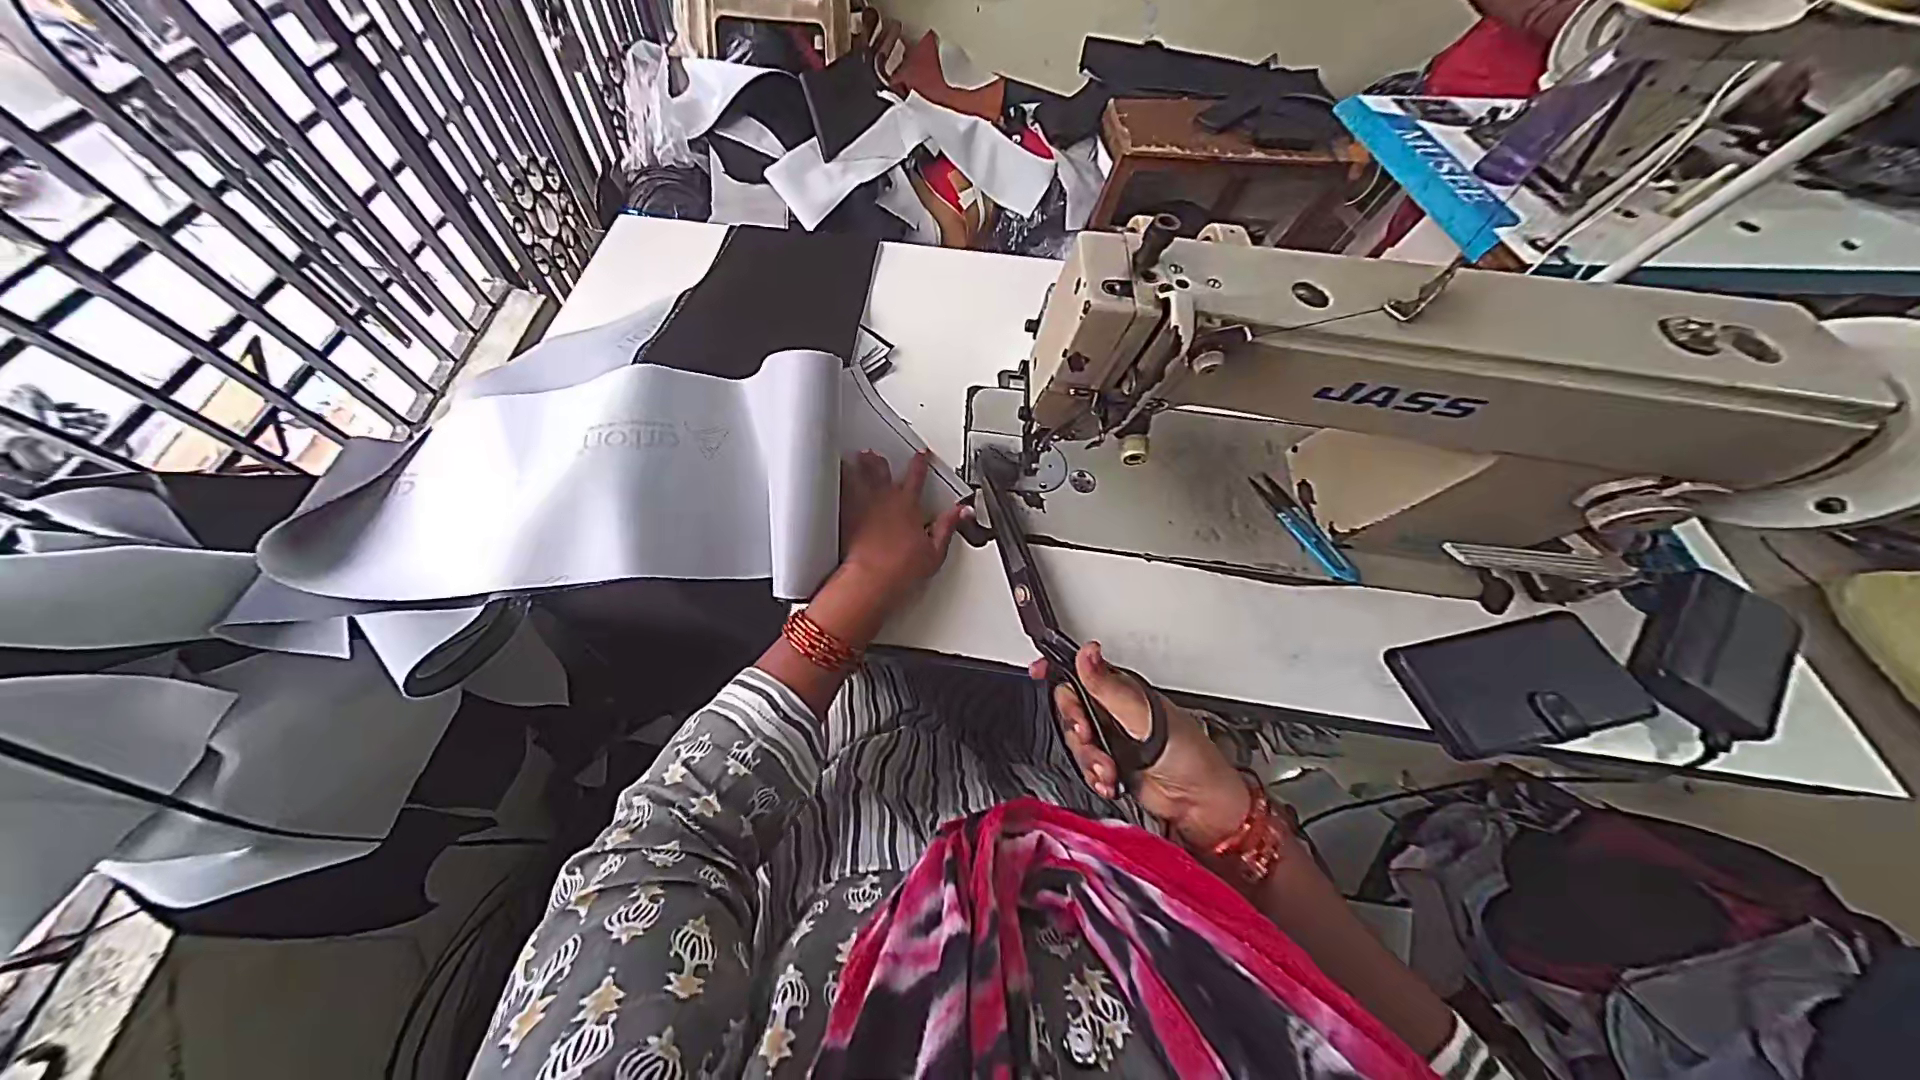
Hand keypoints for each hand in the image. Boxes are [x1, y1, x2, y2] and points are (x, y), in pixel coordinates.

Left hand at [837, 450, 968, 613]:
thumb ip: (948, 527)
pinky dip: (842, 483)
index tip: (921, 454)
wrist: (871, 578)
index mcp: (909, 505)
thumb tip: (961, 512)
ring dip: (860, 466)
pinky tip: (838, 479)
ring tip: (858, 458)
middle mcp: (885, 500)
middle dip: (881, 460)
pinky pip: (843, 493)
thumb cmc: (900, 567)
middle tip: (878, 453)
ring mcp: (863, 506)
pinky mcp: (846, 517)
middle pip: (883, 471)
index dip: (920, 462)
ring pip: (860, 477)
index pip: (917, 476)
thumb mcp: (935, 551)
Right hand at [1033, 642, 1252, 848]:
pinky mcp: (1111, 766)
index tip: (1038, 670)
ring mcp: (1112, 740)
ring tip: (1110, 768)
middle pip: (1071, 709)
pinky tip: (1111, 781)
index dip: (1057, 669)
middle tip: (1088, 734)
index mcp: (1123, 690)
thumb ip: (1109, 687)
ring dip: (1089, 758)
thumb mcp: (1145, 715)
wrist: (1201, 804)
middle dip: (1075, 725)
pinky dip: (1095, 777)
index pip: (1082, 672)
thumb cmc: (1189, 754)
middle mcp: (1114, 712)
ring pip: (1076, 742)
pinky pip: (1085, 767)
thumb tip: (1088, 654)